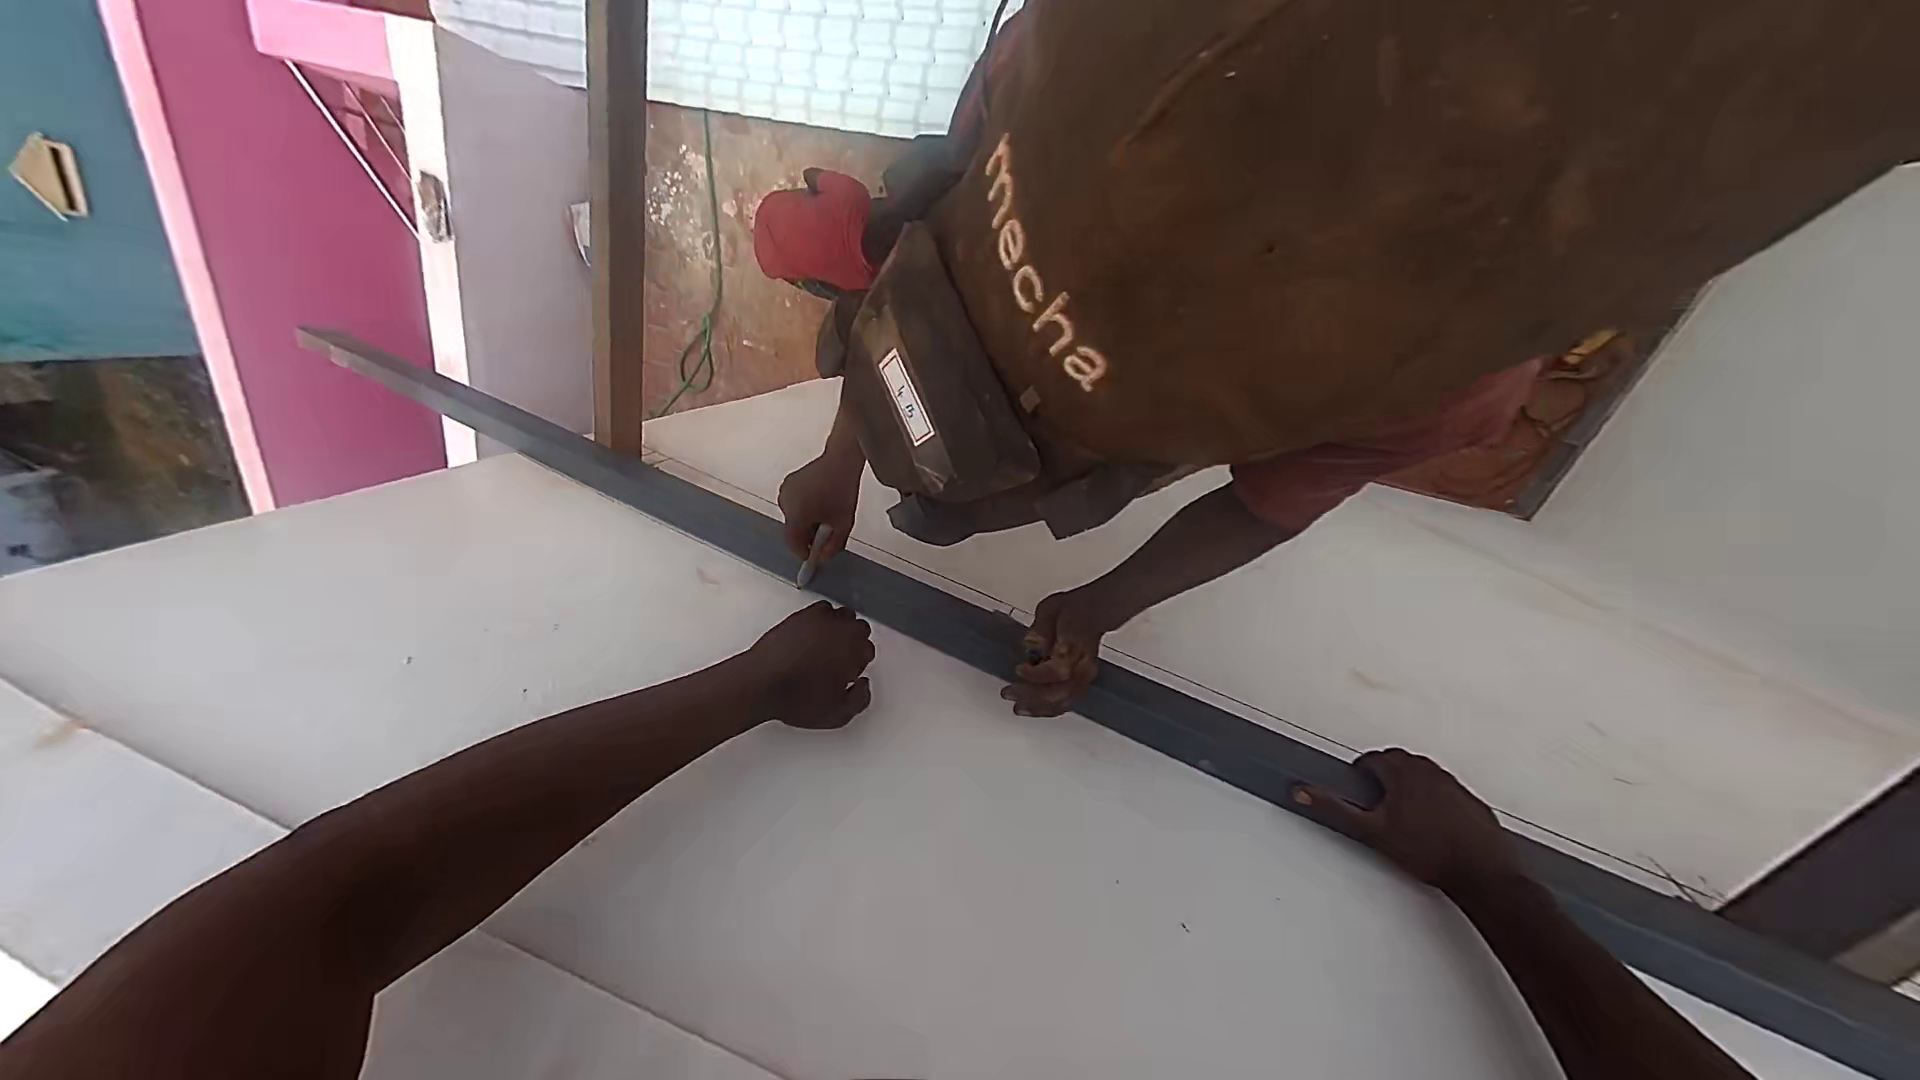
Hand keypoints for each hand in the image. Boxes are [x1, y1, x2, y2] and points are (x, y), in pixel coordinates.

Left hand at [739, 601, 875, 728]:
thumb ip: (860, 699)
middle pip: (860, 629)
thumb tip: (863, 687)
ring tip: (828, 646)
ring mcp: (820, 619)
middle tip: (841, 661)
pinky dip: (822, 619)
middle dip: (854, 643)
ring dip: (840, 628)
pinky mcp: (801, 615)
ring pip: (842, 615)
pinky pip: (821, 609)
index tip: (850, 672)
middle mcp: (841, 629)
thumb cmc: (796, 696)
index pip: (868, 650)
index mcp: (854, 650)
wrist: (761, 684)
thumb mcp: (837, 713)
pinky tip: (813, 635)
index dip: (860, 662)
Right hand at [777, 454, 860, 562]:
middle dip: (808, 536)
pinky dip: (803, 509)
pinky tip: (819, 506)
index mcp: (796, 516)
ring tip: (825, 518)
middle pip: (793, 531)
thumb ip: (833, 546)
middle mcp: (786, 504)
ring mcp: (785, 492)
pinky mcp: (788, 483)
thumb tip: (823, 558)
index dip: (804, 553)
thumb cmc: (842, 488)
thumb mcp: (843, 524)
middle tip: (824, 536)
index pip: (794, 544)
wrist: (840, 461)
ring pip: (793, 517)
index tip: (812, 558)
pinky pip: (793, 504)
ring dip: (805, 522)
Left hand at [1000, 590, 1110, 716]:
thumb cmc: (1071, 610)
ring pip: (1065, 701)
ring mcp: (1085, 676)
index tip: (1019, 669)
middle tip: (1008, 693)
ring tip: (1019, 707)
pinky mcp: (1082, 683)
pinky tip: (1034, 709)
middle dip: (1032, 696)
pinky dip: (1049, 709)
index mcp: (1075, 646)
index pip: (1058, 670)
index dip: (1037, 675)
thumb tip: (1031, 644)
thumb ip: (1041, 629)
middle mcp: (1082, 665)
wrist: (1093, 612)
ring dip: (1040, 708)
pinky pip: (1067, 702)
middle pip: (1061, 691)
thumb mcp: (1050, 610)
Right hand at [1294, 749, 1520, 893]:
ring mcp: (1454, 786)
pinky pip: (1448, 788)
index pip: (1374, 757)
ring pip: (1424, 771)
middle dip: (1385, 771)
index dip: (1362, 769)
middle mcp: (1430, 773)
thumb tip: (1303, 791)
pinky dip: (1435, 795)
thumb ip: (1334, 807)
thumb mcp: (1370, 831)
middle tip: (1377, 792)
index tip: (1360, 781)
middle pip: (1400, 759)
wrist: (1483, 878)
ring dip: (1410, 780)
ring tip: (1402, 806)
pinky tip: (1433, 819)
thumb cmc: (1431, 854)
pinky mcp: (1473, 802)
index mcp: (1402, 773)